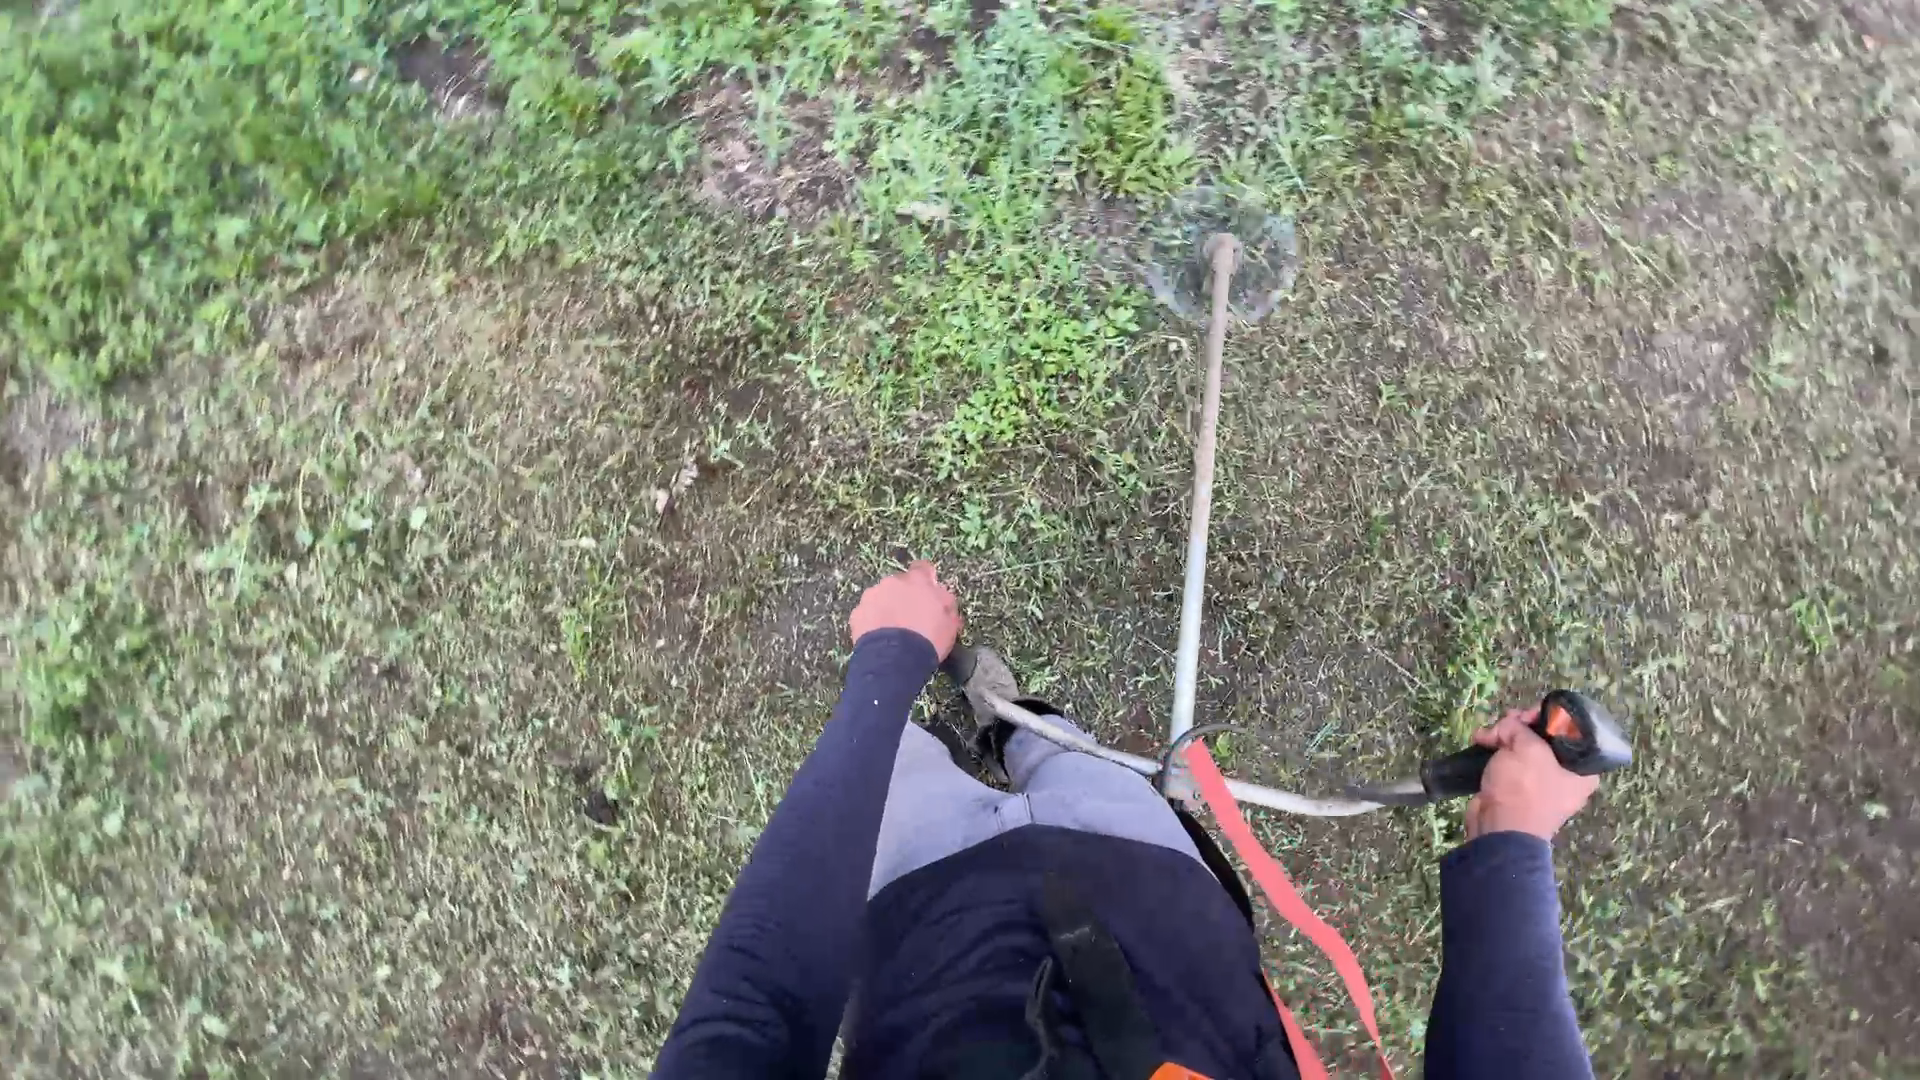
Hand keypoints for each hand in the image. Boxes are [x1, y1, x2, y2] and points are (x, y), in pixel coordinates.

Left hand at [849, 560, 960, 659]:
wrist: (895, 660)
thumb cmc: (928, 639)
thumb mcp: (950, 623)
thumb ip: (946, 603)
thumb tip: (942, 597)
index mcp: (918, 581)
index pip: (923, 568)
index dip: (925, 580)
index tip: (926, 592)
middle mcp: (893, 582)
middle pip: (899, 584)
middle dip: (904, 597)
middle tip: (910, 618)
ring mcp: (872, 596)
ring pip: (881, 597)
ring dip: (886, 608)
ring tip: (893, 632)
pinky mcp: (857, 613)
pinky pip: (867, 614)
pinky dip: (872, 622)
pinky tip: (880, 638)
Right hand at [1464, 707, 1598, 841]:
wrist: (1501, 826)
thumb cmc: (1524, 788)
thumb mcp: (1527, 749)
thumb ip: (1519, 728)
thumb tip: (1506, 727)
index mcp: (1583, 768)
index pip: (1570, 730)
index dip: (1546, 717)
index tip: (1524, 715)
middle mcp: (1565, 773)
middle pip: (1542, 736)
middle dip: (1518, 725)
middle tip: (1502, 724)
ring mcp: (1539, 779)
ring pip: (1522, 745)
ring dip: (1501, 734)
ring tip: (1484, 735)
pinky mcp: (1516, 784)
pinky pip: (1509, 758)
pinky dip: (1495, 747)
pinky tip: (1480, 741)